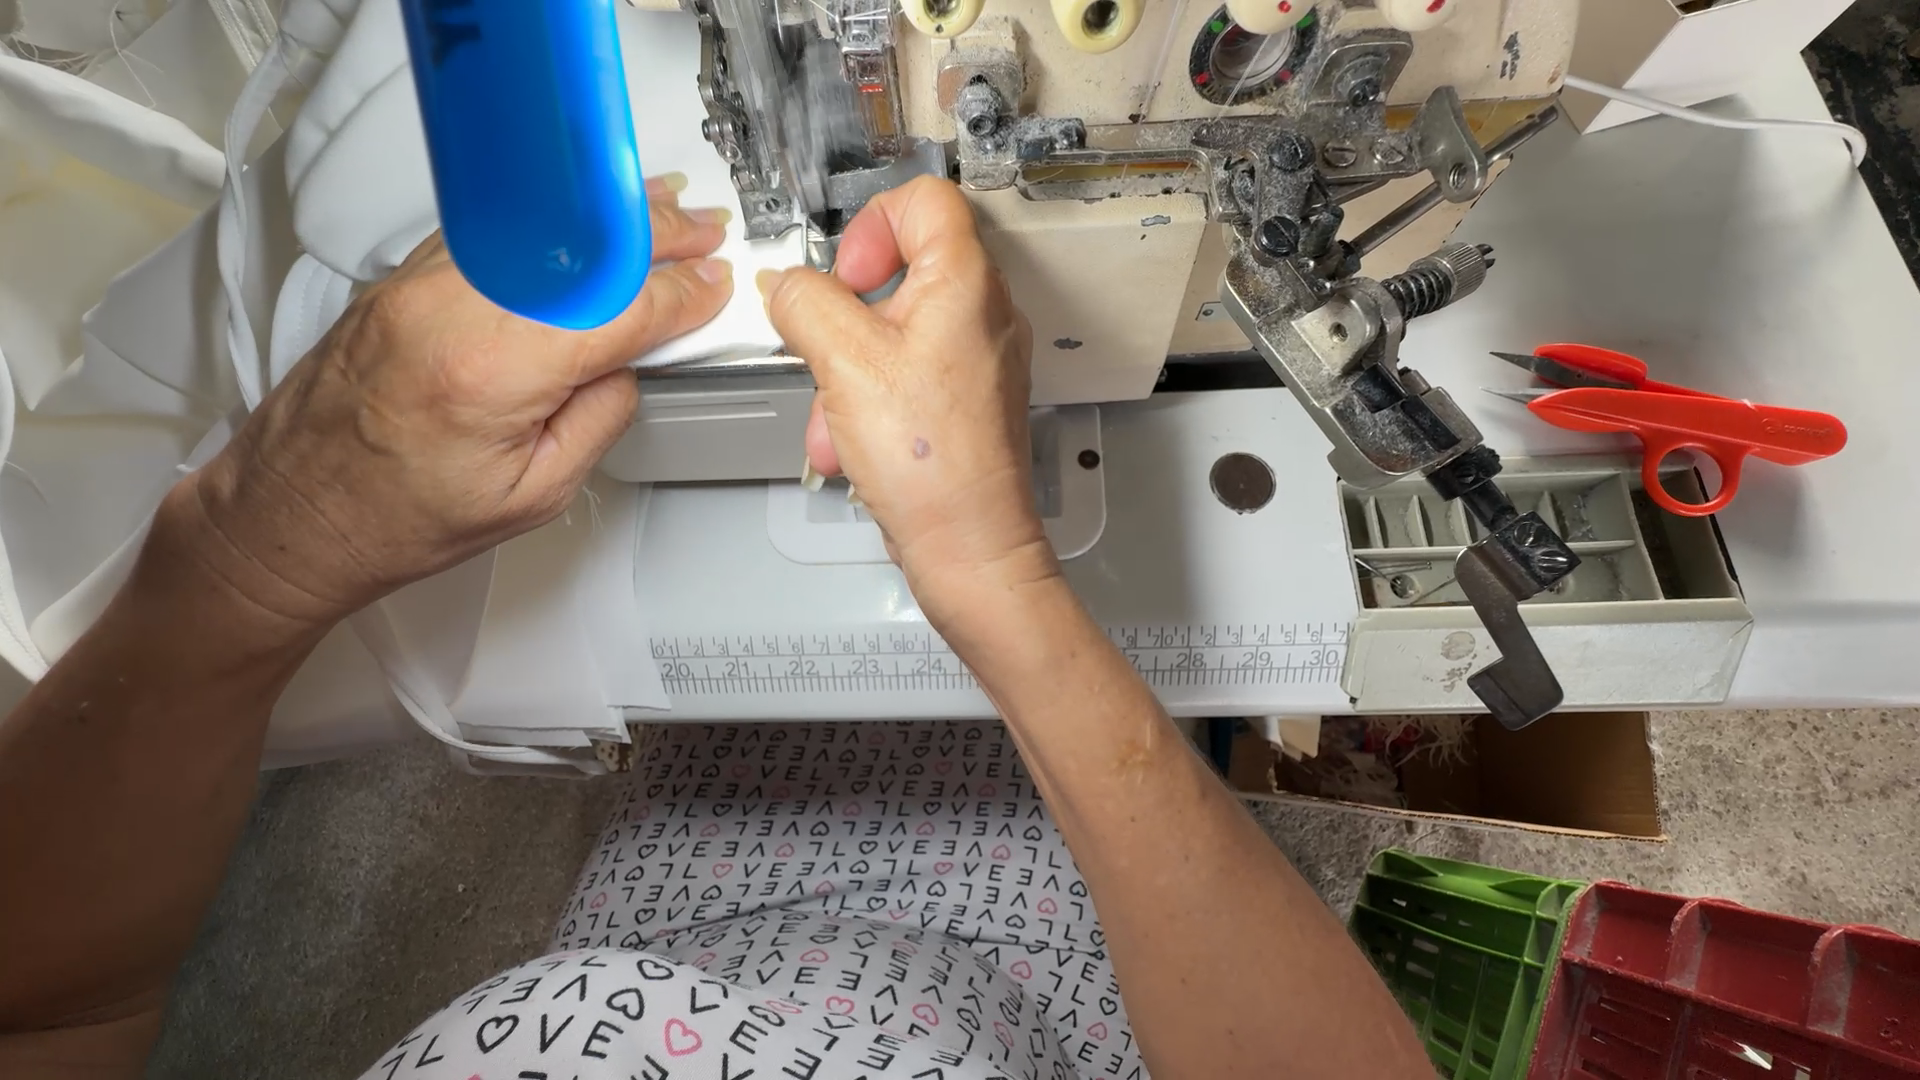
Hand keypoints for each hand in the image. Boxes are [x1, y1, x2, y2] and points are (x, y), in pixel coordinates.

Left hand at [166, 177, 733, 629]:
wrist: (295, 514)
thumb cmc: (403, 517)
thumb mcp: (538, 492)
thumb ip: (600, 417)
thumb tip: (632, 364)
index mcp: (492, 370)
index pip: (616, 310)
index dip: (678, 295)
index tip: (714, 286)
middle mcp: (448, 309)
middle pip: (579, 250)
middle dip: (654, 236)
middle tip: (702, 232)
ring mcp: (417, 286)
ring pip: (538, 230)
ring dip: (608, 223)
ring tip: (660, 214)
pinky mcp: (402, 283)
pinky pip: (498, 238)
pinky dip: (555, 228)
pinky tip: (588, 229)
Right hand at [760, 177, 1055, 620]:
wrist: (968, 545)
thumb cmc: (931, 462)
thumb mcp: (843, 362)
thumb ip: (804, 304)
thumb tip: (785, 286)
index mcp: (967, 283)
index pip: (924, 201)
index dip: (871, 226)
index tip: (844, 279)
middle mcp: (984, 317)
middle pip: (899, 277)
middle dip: (844, 324)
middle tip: (828, 354)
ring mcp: (978, 364)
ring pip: (893, 339)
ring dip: (846, 379)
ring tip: (833, 424)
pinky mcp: (964, 405)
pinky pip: (906, 382)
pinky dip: (869, 408)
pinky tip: (849, 448)